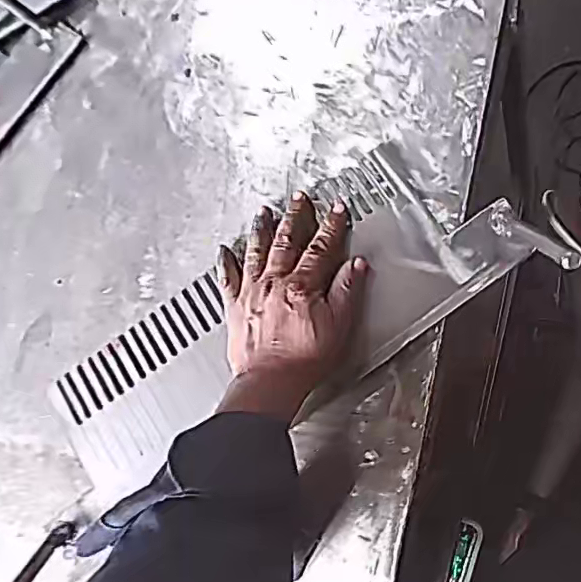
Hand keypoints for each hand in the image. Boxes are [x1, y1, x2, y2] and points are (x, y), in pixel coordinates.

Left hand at [215, 192, 368, 420]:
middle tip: (299, 199)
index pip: (321, 248)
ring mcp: (252, 293)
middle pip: (287, 242)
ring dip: (262, 229)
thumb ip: (346, 292)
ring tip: (264, 212)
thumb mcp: (339, 326)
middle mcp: (275, 283)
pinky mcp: (235, 307)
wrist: (269, 381)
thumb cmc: (303, 360)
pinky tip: (225, 250)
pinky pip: (228, 277)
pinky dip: (227, 261)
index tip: (336, 210)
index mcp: (302, 286)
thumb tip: (355, 266)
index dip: (331, 226)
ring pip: (257, 251)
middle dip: (295, 217)